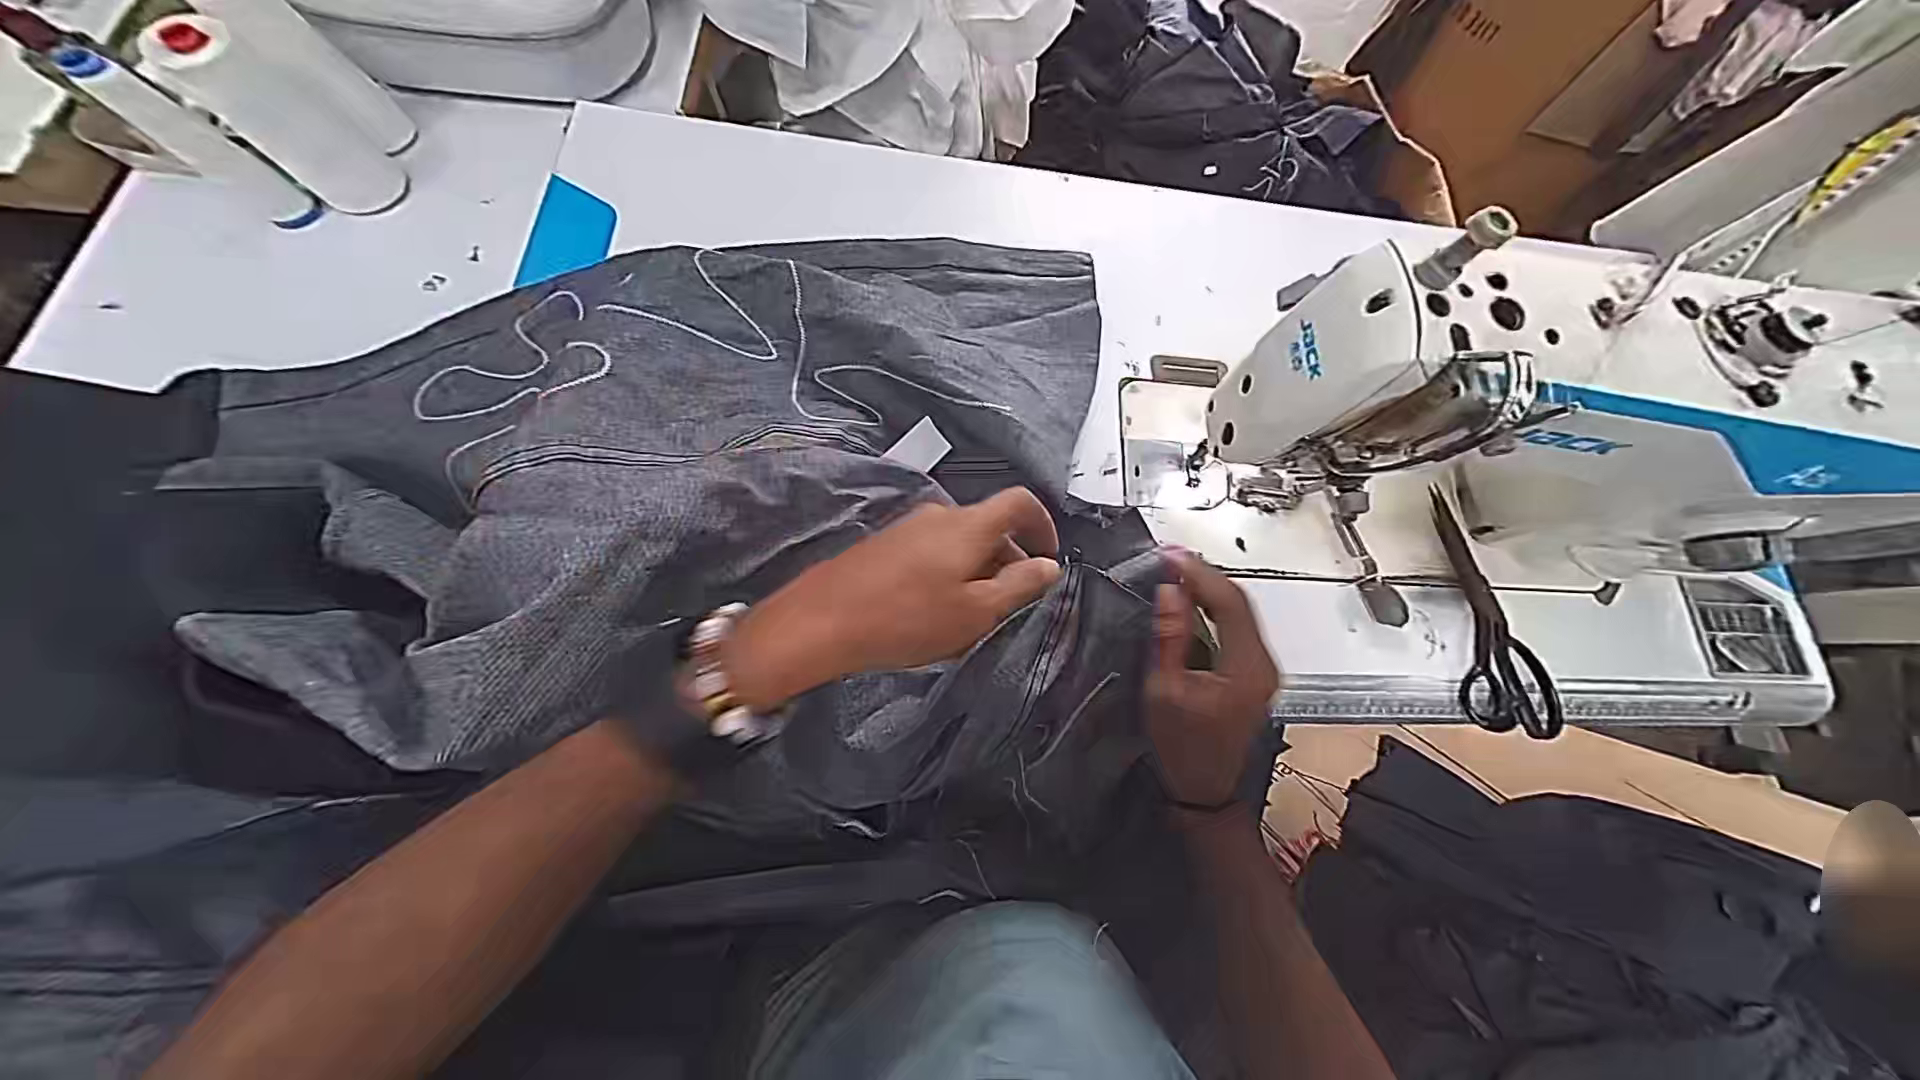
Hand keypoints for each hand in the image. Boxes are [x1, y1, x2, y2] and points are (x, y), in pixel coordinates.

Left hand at [722, 487, 1063, 708]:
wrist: (821, 621)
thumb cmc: (906, 618)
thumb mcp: (975, 612)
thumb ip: (1018, 585)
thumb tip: (1048, 565)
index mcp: (968, 525)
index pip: (1020, 503)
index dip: (1043, 525)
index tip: (1048, 558)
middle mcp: (939, 515)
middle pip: (990, 526)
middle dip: (1009, 560)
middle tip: (1010, 604)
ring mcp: (908, 526)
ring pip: (961, 541)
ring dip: (978, 570)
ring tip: (971, 615)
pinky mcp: (886, 544)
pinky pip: (933, 550)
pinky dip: (950, 572)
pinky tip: (935, 609)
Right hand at [1147, 551, 1280, 812]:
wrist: (1205, 789)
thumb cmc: (1183, 749)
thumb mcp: (1164, 691)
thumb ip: (1169, 638)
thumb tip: (1169, 591)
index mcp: (1247, 667)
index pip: (1229, 603)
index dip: (1199, 573)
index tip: (1170, 555)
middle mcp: (1263, 663)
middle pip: (1239, 602)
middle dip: (1203, 575)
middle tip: (1169, 557)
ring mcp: (1261, 668)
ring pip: (1238, 612)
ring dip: (1207, 589)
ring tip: (1175, 572)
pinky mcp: (1252, 672)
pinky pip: (1235, 627)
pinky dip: (1211, 608)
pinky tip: (1189, 601)